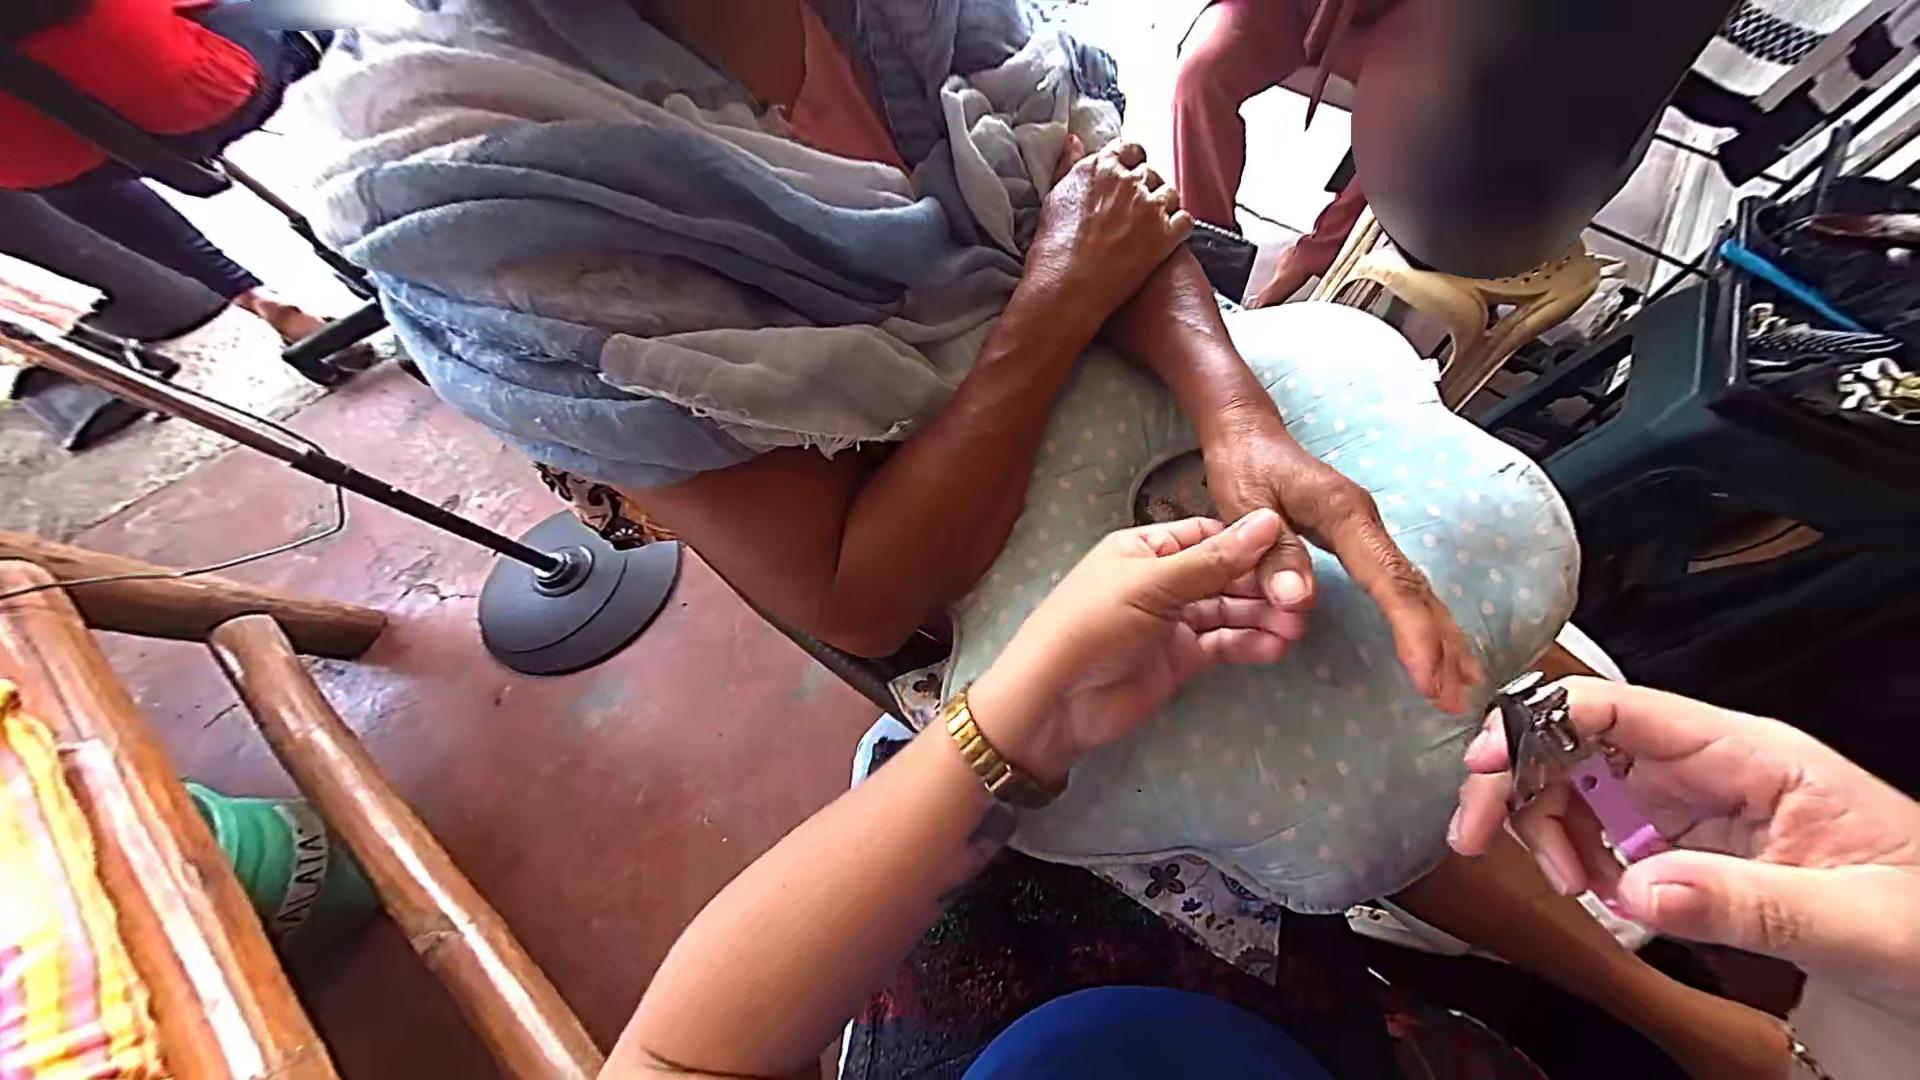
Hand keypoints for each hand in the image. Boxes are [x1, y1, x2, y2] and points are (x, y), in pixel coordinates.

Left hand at [969, 510, 1298, 783]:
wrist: (1059, 697)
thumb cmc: (1095, 622)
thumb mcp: (1152, 583)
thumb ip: (1212, 559)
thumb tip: (1268, 520)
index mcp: (1144, 548)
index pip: (1208, 536)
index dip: (1249, 544)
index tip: (1291, 555)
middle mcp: (1161, 580)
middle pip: (1223, 573)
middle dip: (1262, 584)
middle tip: (1302, 600)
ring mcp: (1171, 620)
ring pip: (1228, 609)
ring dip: (1263, 615)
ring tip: (1297, 626)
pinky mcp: (1180, 658)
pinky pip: (1222, 643)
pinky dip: (1249, 643)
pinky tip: (1277, 646)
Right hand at [1022, 140, 1193, 340]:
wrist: (1065, 291)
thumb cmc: (1052, 251)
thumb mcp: (1053, 199)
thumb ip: (1069, 167)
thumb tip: (1074, 140)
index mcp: (1101, 167)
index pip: (1127, 150)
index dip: (1128, 164)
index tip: (1124, 180)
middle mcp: (1129, 180)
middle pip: (1149, 173)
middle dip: (1144, 190)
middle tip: (1132, 215)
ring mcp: (1150, 207)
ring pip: (1168, 195)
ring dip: (1161, 208)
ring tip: (1147, 230)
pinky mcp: (1165, 236)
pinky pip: (1184, 221)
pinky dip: (1177, 229)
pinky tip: (1164, 242)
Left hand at [1204, 413, 1480, 713]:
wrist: (1247, 433)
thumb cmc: (1244, 464)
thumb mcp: (1244, 504)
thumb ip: (1271, 551)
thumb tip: (1297, 601)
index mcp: (1344, 514)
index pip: (1390, 580)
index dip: (1412, 630)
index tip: (1428, 676)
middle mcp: (1364, 523)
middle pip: (1414, 587)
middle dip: (1439, 644)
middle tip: (1457, 700)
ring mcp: (1363, 529)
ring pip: (1411, 586)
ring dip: (1436, 635)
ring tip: (1459, 684)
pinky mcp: (1352, 536)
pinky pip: (1392, 581)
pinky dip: (1413, 616)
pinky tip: (1424, 641)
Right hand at [1451, 676, 1919, 1002]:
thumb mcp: (1876, 929)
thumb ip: (1754, 904)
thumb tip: (1638, 890)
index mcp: (1744, 753)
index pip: (1608, 707)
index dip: (1533, 721)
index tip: (1486, 763)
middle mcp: (1692, 764)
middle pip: (1561, 743)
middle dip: (1510, 784)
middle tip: (1474, 832)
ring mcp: (1670, 798)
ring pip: (1557, 783)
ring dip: (1536, 828)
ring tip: (1568, 883)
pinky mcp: (1657, 834)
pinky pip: (1579, 826)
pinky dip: (1565, 855)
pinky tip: (1596, 889)